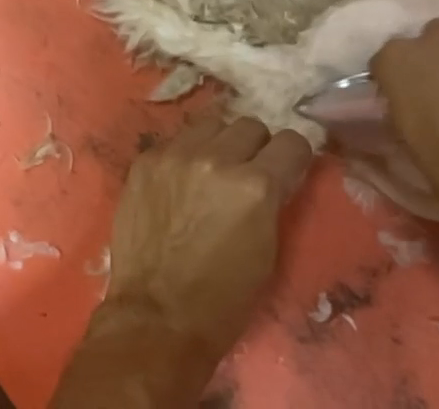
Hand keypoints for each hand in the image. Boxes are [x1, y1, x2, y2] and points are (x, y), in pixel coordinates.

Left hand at [105, 118, 313, 353]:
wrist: (157, 314)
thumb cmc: (223, 297)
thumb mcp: (267, 249)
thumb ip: (272, 199)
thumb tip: (276, 174)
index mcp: (255, 186)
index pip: (291, 142)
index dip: (293, 156)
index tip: (288, 167)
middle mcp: (215, 159)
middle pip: (249, 125)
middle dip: (256, 147)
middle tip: (248, 173)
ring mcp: (174, 156)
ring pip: (210, 124)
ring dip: (219, 143)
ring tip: (212, 173)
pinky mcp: (145, 161)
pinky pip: (175, 141)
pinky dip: (184, 155)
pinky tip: (179, 183)